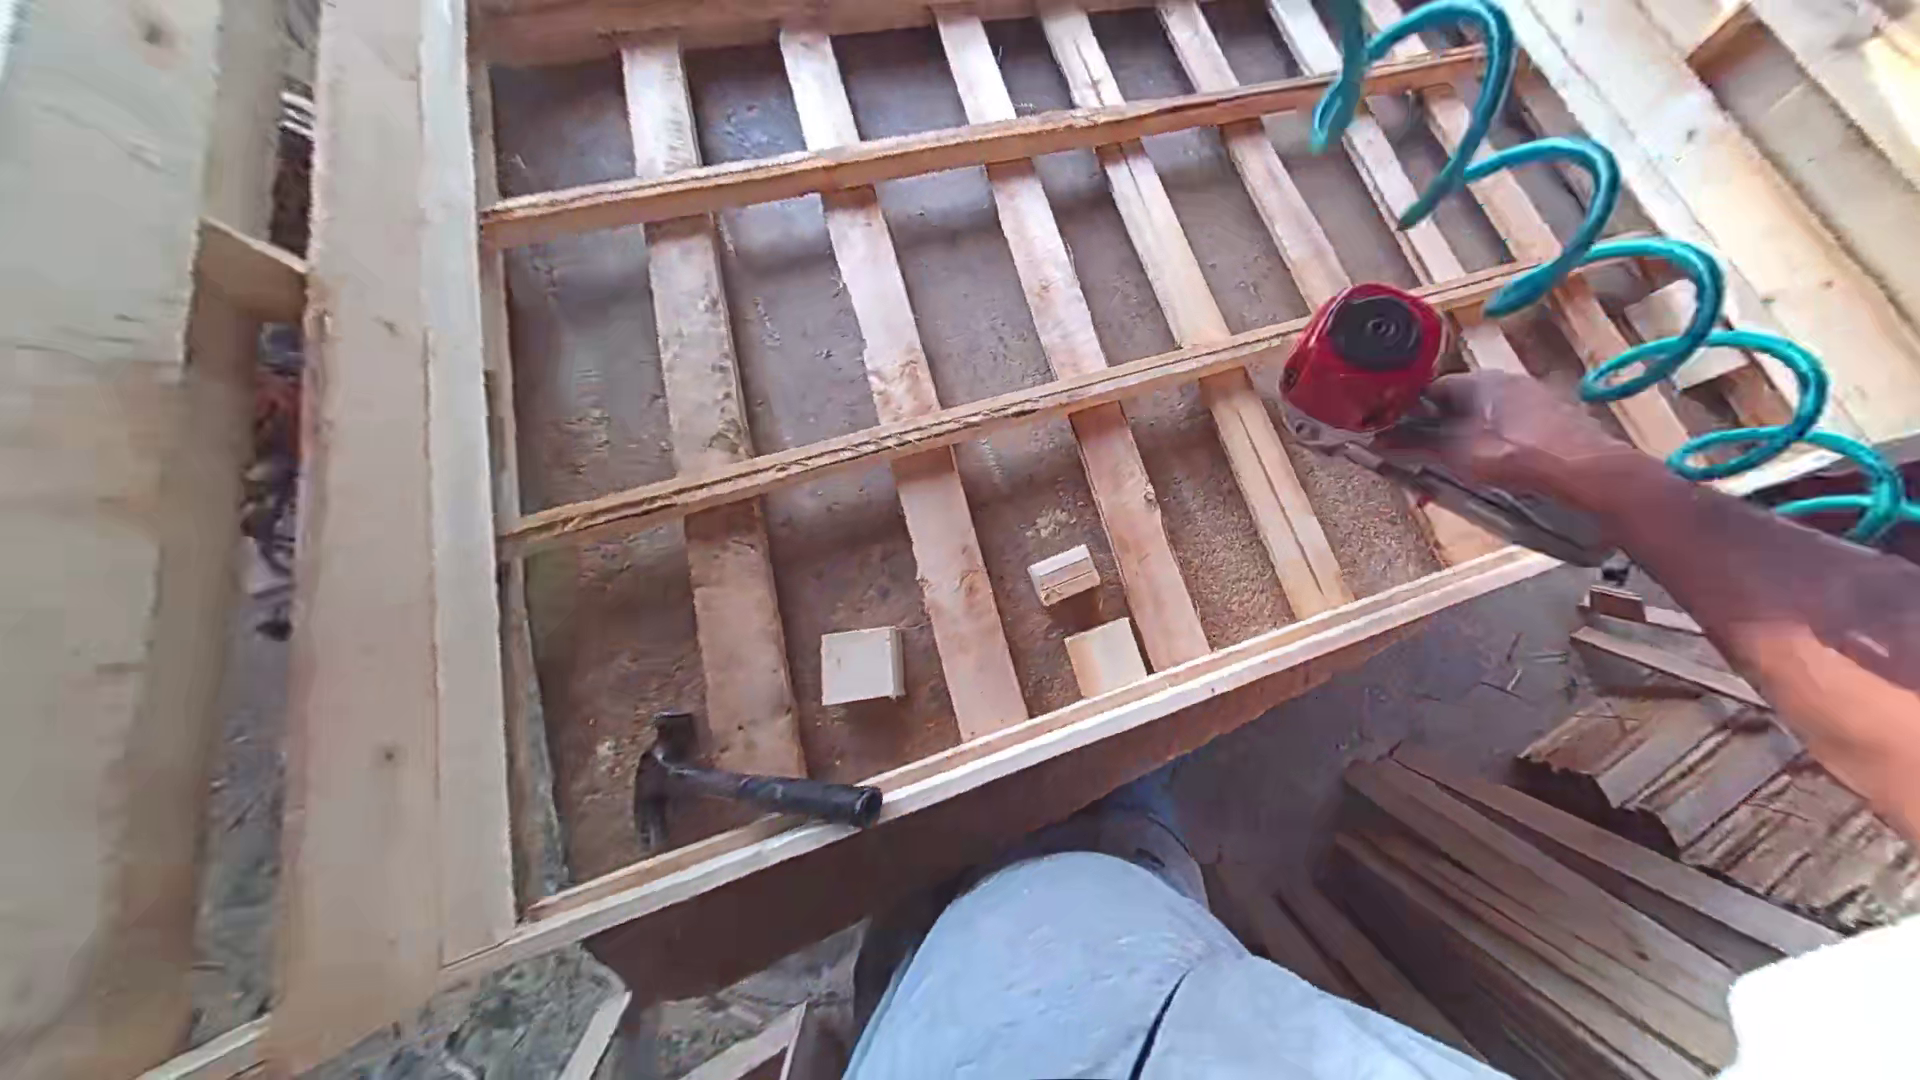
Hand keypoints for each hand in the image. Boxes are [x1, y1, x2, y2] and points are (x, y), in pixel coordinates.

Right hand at [1378, 371, 1639, 496]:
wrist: (1586, 474)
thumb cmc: (1513, 456)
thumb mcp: (1452, 452)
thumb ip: (1413, 443)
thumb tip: (1376, 440)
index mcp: (1481, 380)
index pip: (1428, 389)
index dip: (1405, 412)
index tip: (1390, 434)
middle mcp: (1507, 382)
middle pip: (1453, 406)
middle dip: (1430, 434)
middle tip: (1415, 461)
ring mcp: (1532, 401)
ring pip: (1477, 421)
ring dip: (1455, 445)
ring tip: (1444, 473)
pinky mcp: (1550, 422)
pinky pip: (1501, 431)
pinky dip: (1483, 449)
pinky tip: (1480, 471)